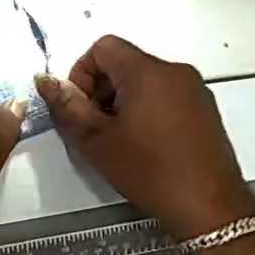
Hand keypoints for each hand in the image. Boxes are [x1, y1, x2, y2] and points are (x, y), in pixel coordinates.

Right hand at [35, 35, 254, 239]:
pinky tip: (145, 144)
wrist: (210, 207)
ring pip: (143, 80)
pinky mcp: (205, 109)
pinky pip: (164, 94)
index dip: (82, 73)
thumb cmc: (149, 171)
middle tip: (96, 128)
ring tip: (120, 139)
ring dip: (122, 101)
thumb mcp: (96, 140)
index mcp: (147, 72)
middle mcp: (175, 71)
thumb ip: (67, 105)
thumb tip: (45, 80)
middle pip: (123, 62)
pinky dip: (146, 109)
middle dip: (101, 89)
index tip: (81, 108)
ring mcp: (194, 89)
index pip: (102, 47)